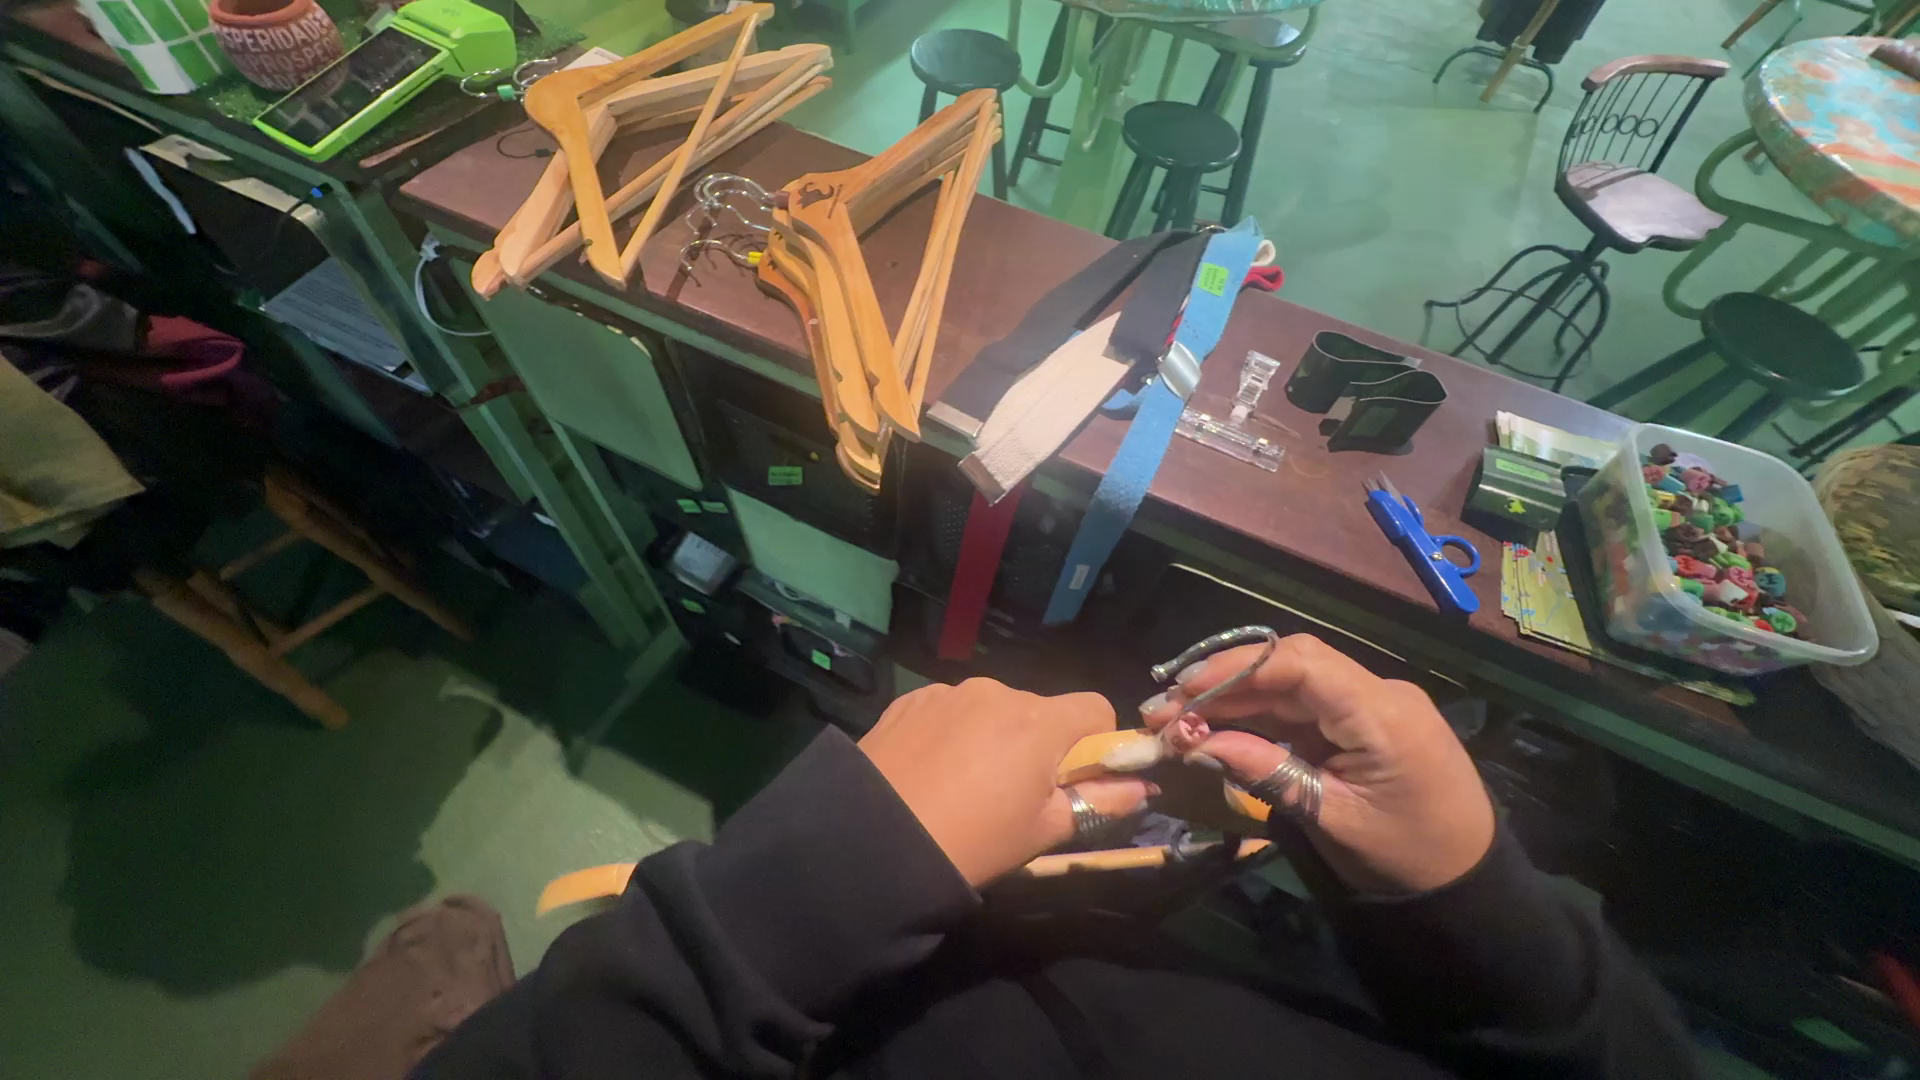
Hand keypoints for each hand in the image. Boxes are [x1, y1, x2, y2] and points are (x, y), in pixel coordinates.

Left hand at [860, 678, 1154, 886]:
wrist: (874, 838)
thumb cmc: (975, 839)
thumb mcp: (1045, 830)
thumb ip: (1101, 801)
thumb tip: (1141, 785)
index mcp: (1039, 720)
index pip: (1094, 707)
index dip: (1096, 740)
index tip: (1075, 776)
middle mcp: (997, 691)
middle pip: (1040, 710)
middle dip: (1039, 743)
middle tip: (1012, 792)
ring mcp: (949, 691)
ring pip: (992, 708)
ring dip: (993, 735)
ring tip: (963, 783)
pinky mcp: (911, 699)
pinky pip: (949, 709)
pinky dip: (952, 731)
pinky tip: (930, 769)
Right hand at [1141, 635, 1493, 893]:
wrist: (1469, 885)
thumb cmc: (1407, 858)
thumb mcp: (1332, 819)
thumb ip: (1266, 772)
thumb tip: (1196, 742)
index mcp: (1382, 714)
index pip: (1300, 663)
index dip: (1236, 667)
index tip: (1185, 688)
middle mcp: (1376, 693)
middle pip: (1286, 666)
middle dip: (1221, 682)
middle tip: (1164, 709)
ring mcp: (1367, 703)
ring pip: (1285, 683)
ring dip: (1230, 698)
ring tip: (1176, 719)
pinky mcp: (1356, 718)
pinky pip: (1297, 704)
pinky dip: (1253, 714)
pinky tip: (1214, 725)